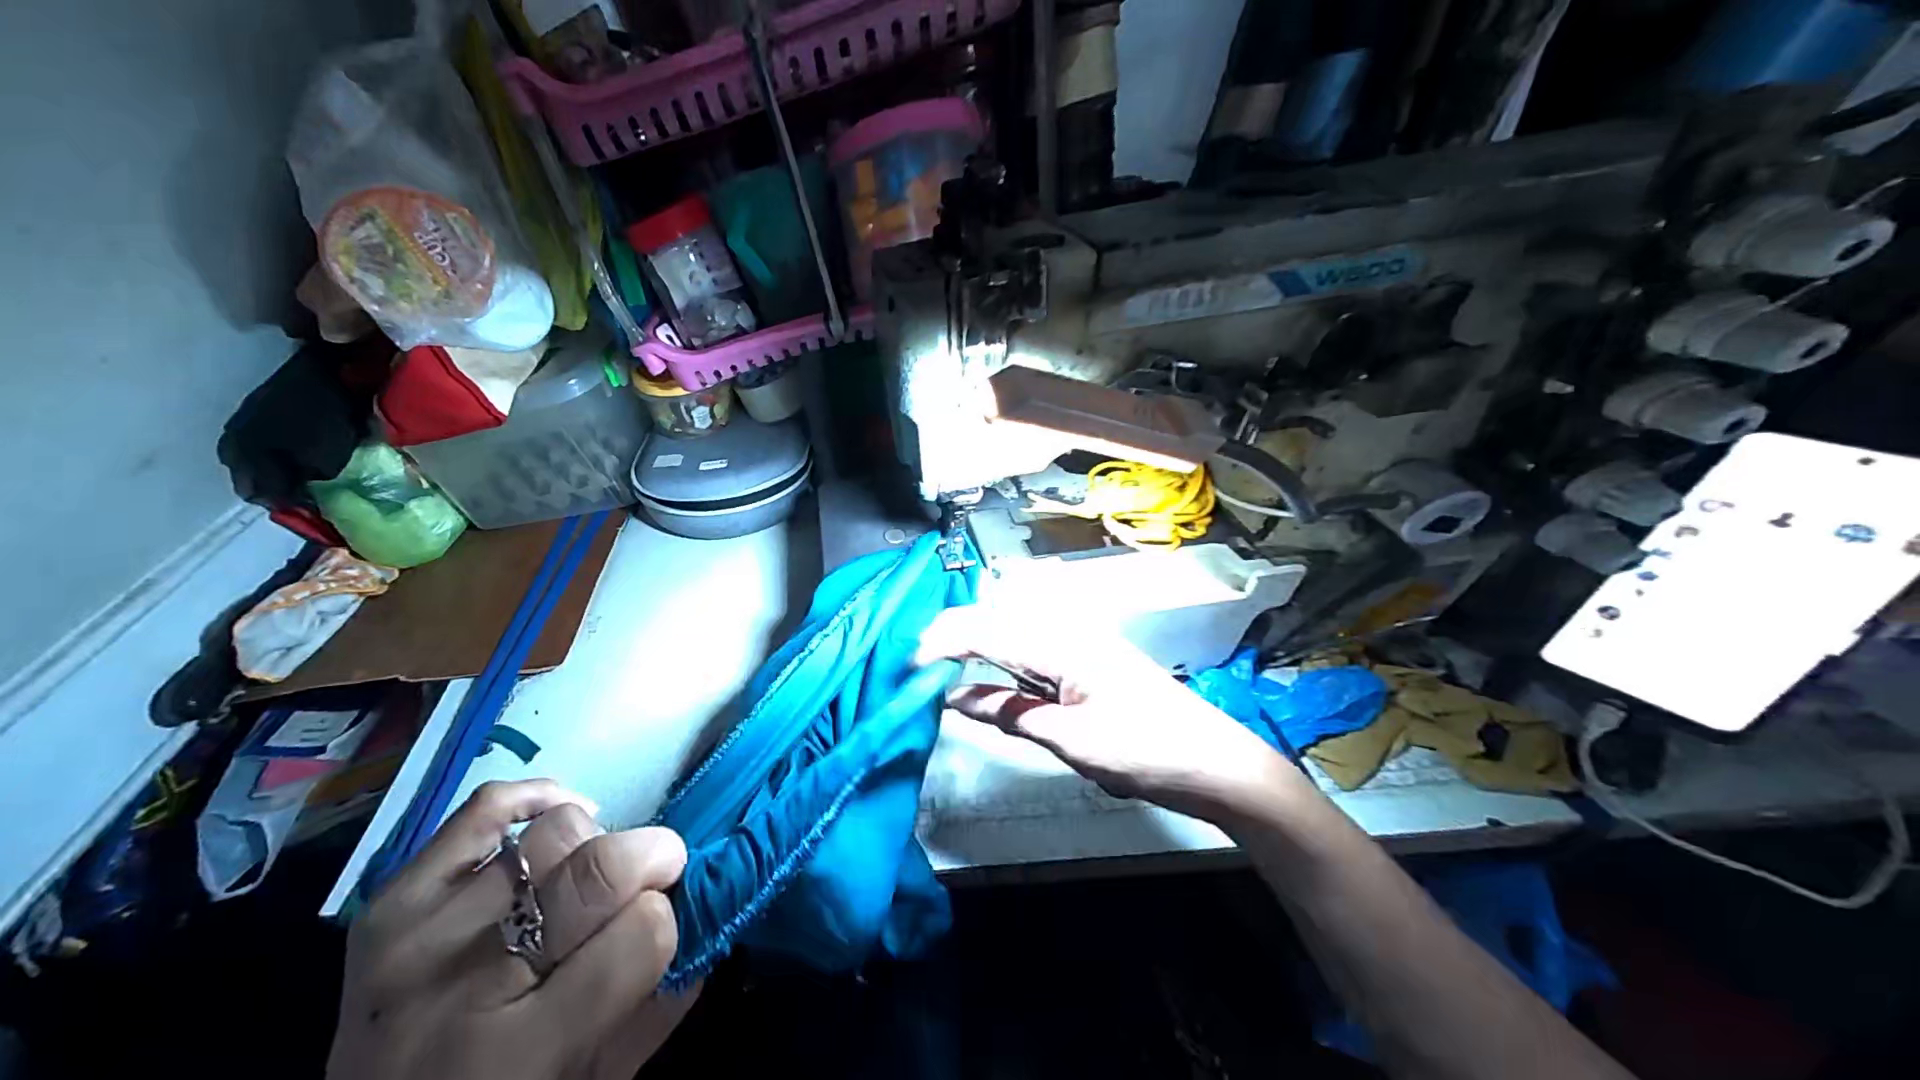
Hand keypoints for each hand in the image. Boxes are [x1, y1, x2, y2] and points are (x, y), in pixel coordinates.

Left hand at [328, 780, 699, 1079]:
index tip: (666, 913)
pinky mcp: (395, 900)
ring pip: (556, 832)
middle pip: (599, 868)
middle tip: (651, 878)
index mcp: (523, 1052)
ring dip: (595, 845)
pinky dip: (540, 798)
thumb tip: (700, 906)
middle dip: (649, 861)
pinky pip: (486, 808)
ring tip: (588, 876)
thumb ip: (662, 1002)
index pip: (642, 931)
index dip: (668, 913)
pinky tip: (565, 817)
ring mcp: (421, 934)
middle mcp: (467, 981)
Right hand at [917, 605, 1293, 821]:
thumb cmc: (1145, 752)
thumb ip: (1009, 713)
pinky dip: (999, 666)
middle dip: (950, 637)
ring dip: (972, 647)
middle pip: (995, 622)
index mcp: (1062, 642)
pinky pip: (1029, 655)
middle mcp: (1067, 633)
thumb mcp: (1070, 740)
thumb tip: (955, 697)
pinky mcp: (1085, 666)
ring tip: (935, 666)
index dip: (941, 641)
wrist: (1215, 764)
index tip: (904, 663)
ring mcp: (1078, 647)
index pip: (987, 630)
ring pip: (1010, 635)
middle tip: (911, 665)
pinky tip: (984, 679)